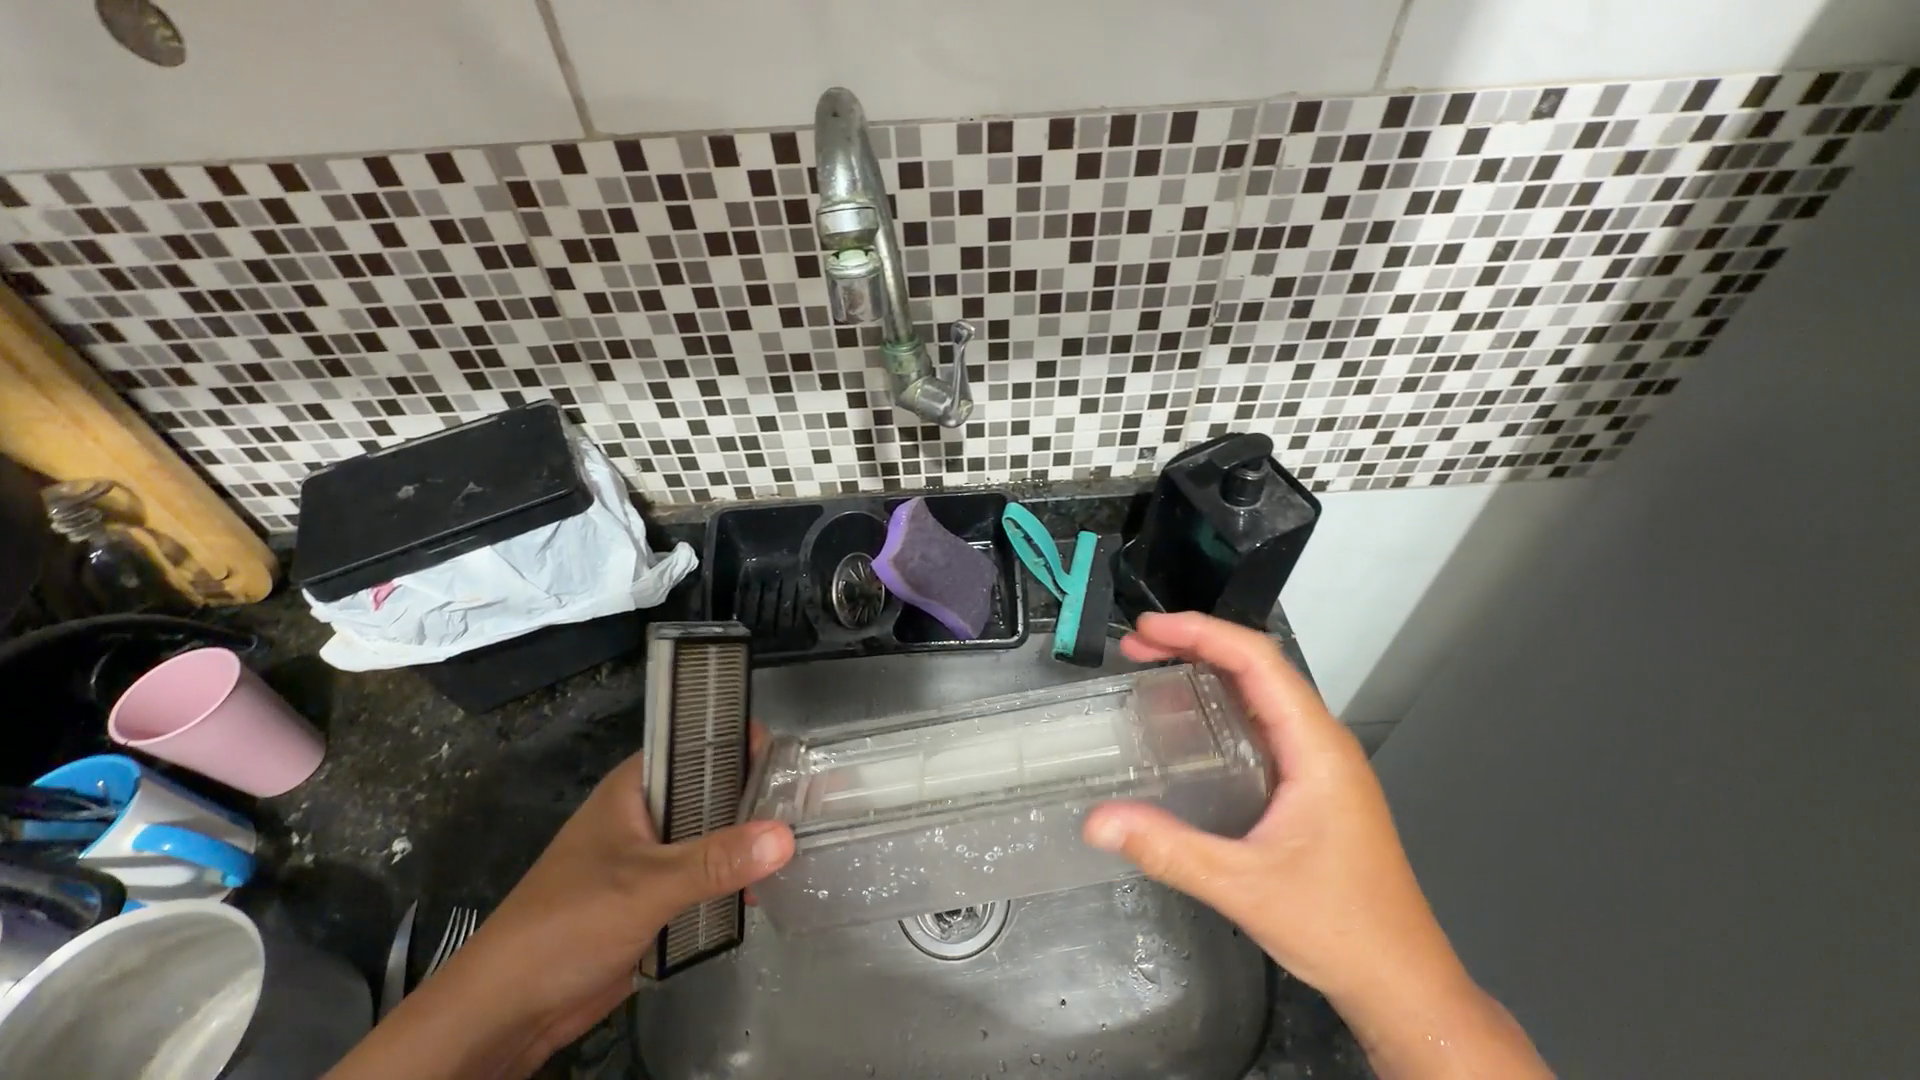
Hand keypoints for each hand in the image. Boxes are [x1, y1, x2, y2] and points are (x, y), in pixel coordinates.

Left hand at [326, 751, 793, 1079]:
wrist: (510, 1008)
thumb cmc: (567, 924)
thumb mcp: (648, 885)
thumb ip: (717, 859)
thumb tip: (786, 836)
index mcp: (634, 790)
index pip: (696, 745)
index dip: (741, 743)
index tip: (793, 757)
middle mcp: (645, 817)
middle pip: (710, 793)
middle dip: (754, 800)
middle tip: (810, 804)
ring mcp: (650, 861)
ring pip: (710, 840)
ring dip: (745, 846)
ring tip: (803, 843)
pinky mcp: (655, 902)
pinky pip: (703, 882)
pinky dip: (730, 884)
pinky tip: (767, 889)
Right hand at [1083, 612, 1548, 1077]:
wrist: (1401, 980)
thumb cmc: (1340, 927)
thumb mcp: (1243, 886)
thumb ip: (1168, 850)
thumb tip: (1098, 822)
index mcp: (1317, 748)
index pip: (1259, 662)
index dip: (1202, 633)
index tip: (1150, 629)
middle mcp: (1323, 744)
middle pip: (1259, 667)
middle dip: (1197, 644)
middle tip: (1138, 647)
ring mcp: (1321, 764)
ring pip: (1263, 693)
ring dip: (1211, 671)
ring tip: (1155, 668)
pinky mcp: (1313, 786)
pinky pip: (1265, 724)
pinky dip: (1223, 706)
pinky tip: (1190, 723)